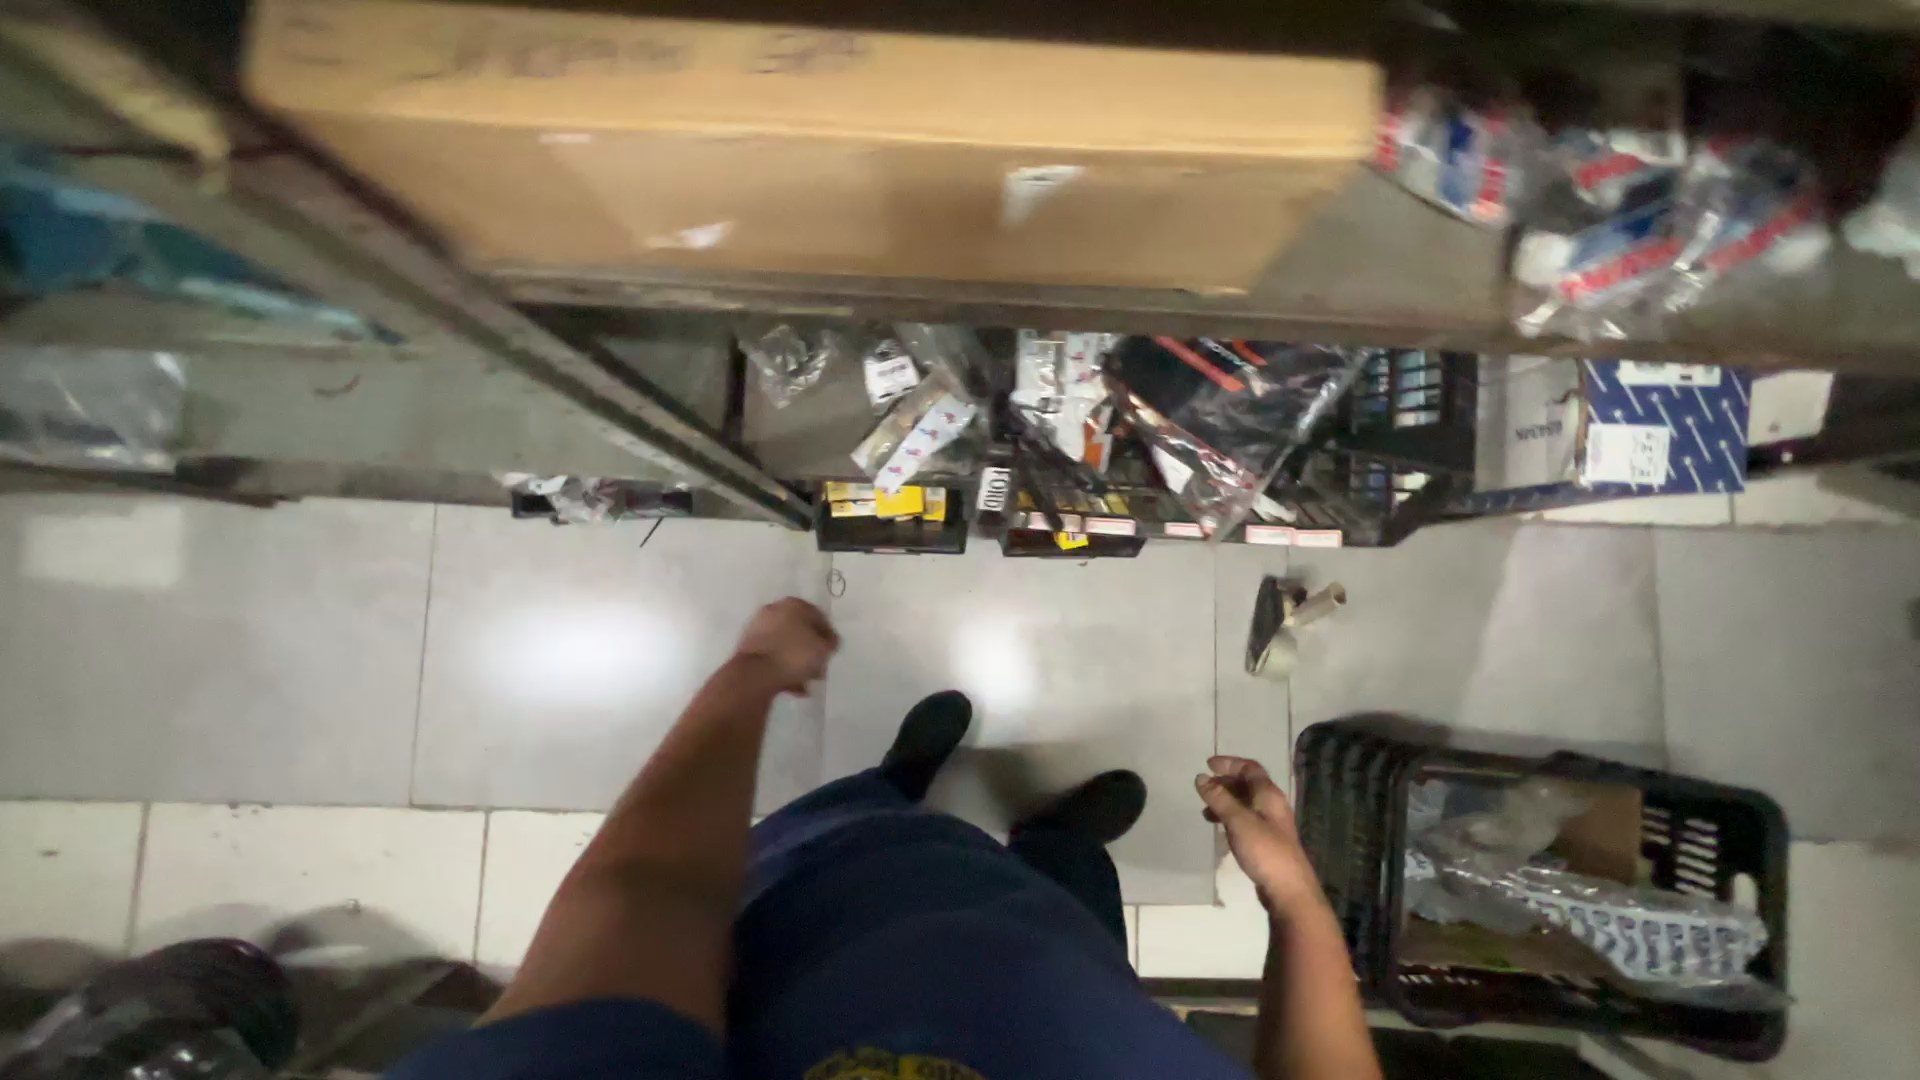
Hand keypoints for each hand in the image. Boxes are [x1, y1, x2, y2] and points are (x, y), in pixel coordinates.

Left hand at [734, 598, 838, 694]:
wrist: (755, 674)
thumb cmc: (795, 655)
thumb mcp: (823, 649)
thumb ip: (830, 642)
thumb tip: (830, 641)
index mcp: (794, 604)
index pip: (818, 616)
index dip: (828, 635)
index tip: (832, 651)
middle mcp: (774, 610)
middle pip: (800, 630)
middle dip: (811, 649)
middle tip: (820, 666)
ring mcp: (758, 628)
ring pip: (785, 644)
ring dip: (798, 661)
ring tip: (808, 680)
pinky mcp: (748, 648)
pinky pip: (773, 656)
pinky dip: (783, 668)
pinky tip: (793, 686)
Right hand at [1196, 755, 1324, 915]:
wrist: (1289, 891)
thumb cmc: (1265, 850)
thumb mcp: (1238, 821)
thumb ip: (1218, 798)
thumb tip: (1200, 777)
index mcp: (1269, 795)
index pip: (1250, 768)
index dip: (1229, 763)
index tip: (1208, 765)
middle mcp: (1272, 806)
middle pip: (1248, 784)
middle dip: (1225, 783)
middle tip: (1204, 788)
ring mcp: (1271, 824)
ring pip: (1245, 803)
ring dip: (1225, 801)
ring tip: (1206, 810)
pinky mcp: (1267, 841)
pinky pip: (1245, 820)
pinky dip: (1230, 818)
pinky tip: (1220, 828)